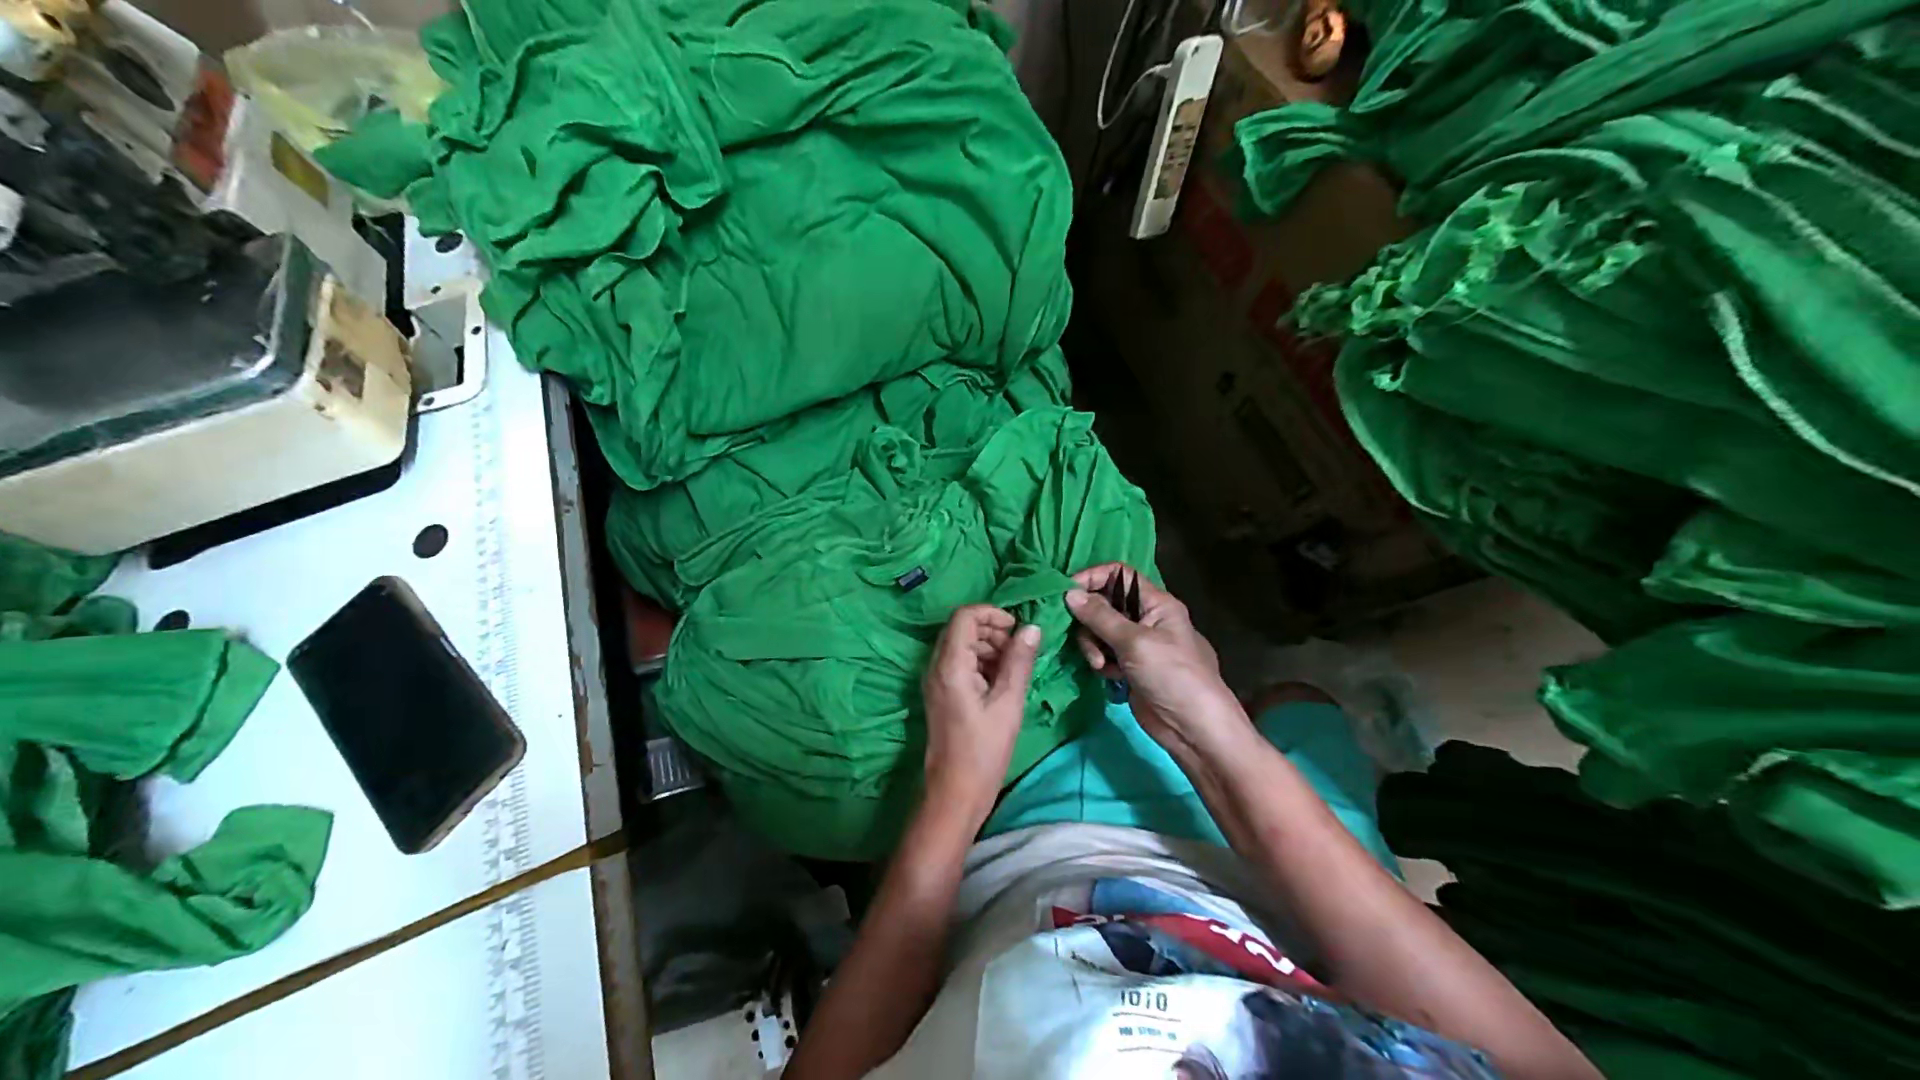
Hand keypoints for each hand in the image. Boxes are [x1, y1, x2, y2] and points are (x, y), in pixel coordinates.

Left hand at [920, 605, 1040, 822]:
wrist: (954, 791)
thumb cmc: (984, 750)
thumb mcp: (1008, 703)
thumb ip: (1019, 661)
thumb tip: (1032, 628)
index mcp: (950, 665)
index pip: (965, 616)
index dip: (992, 614)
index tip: (1018, 630)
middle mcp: (936, 666)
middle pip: (962, 627)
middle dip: (993, 630)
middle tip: (1020, 650)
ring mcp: (936, 680)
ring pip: (961, 644)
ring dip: (989, 646)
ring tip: (1015, 667)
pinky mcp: (941, 692)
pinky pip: (959, 663)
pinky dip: (981, 662)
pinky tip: (1002, 681)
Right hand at [1065, 564, 1247, 758]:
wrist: (1194, 728)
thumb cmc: (1172, 675)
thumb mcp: (1134, 642)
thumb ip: (1100, 616)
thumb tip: (1069, 593)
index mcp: (1157, 604)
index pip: (1119, 575)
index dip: (1093, 578)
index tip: (1067, 593)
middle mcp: (1147, 619)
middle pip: (1105, 604)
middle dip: (1090, 621)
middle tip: (1088, 641)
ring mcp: (1138, 645)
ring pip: (1100, 632)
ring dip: (1094, 646)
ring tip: (1101, 665)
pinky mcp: (1130, 668)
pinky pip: (1105, 654)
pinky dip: (1101, 662)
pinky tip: (1107, 675)